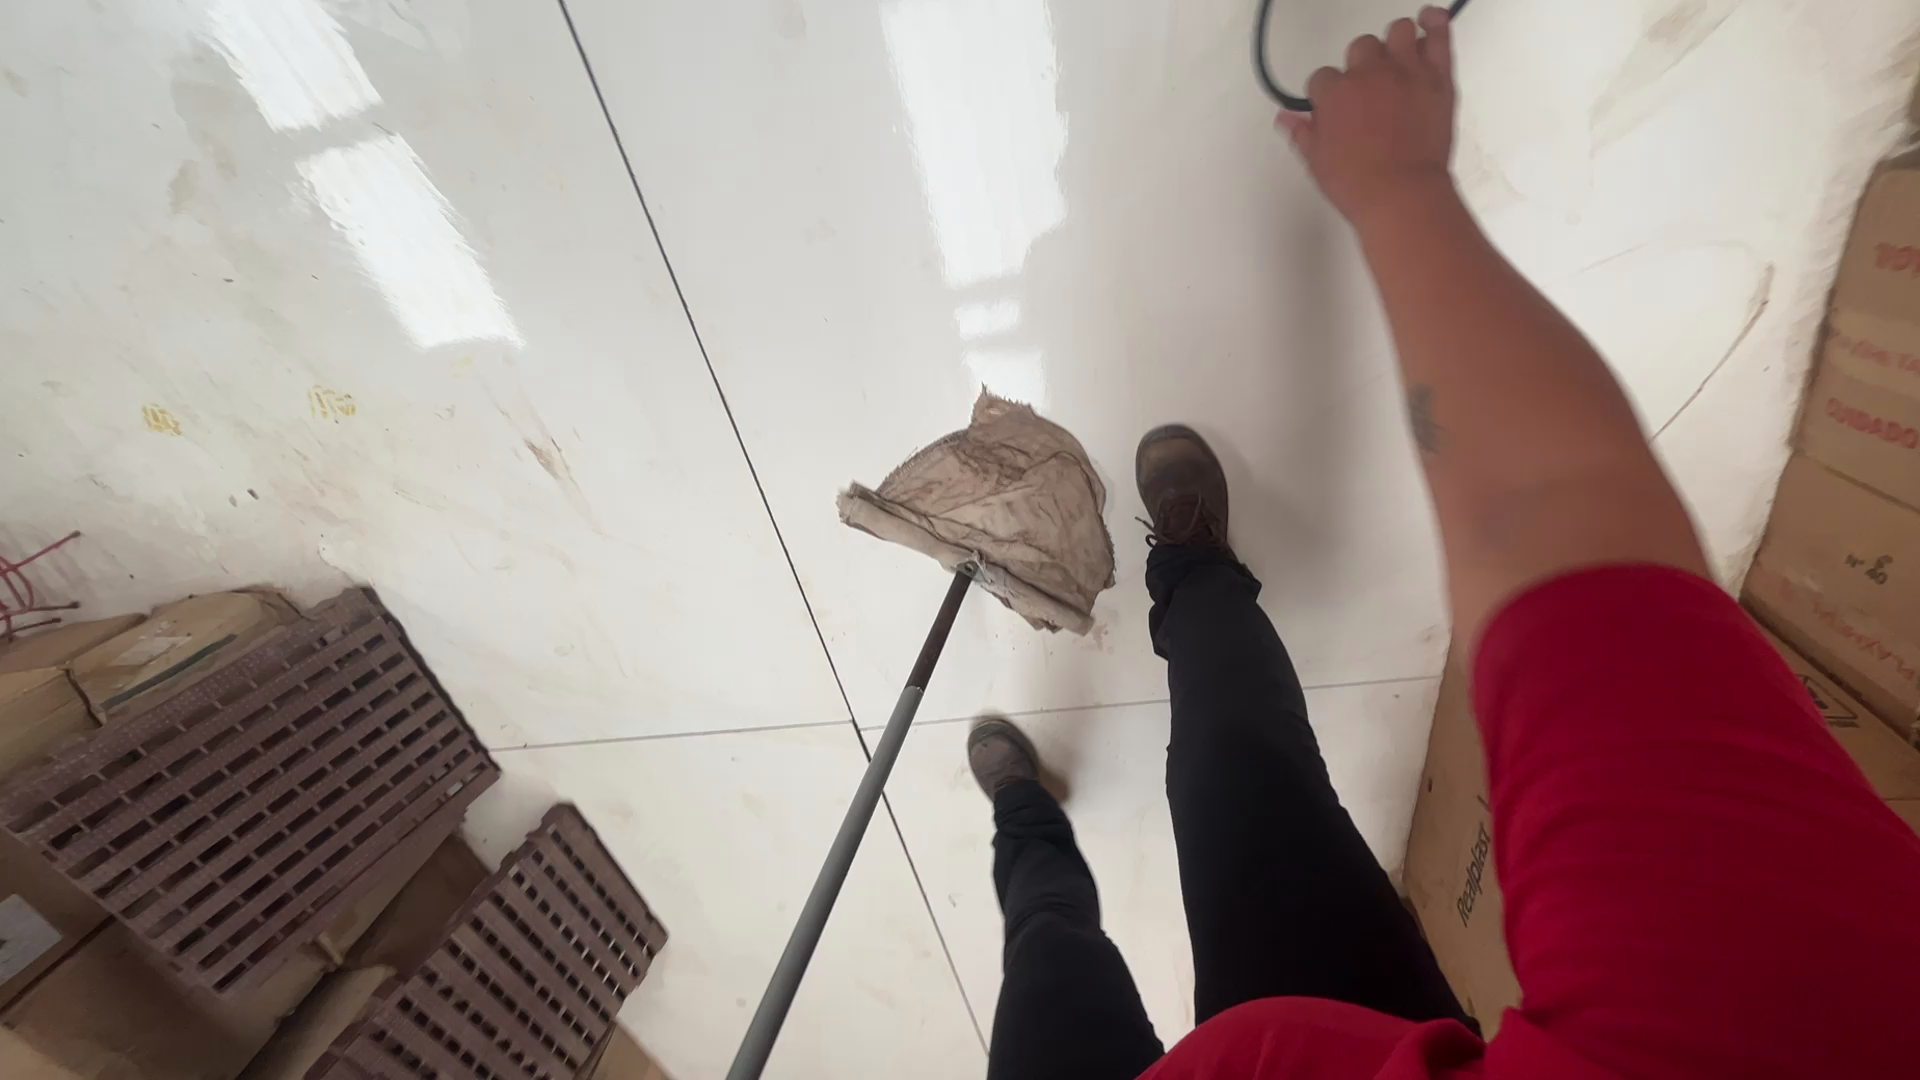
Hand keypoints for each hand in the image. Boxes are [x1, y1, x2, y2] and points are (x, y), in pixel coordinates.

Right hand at [1278, 7, 1457, 228]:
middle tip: (1363, 89)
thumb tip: (1285, 117)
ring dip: (1392, 43)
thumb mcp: (1317, 162)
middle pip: (1359, 47)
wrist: (1400, 192)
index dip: (1324, 92)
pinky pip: (1439, 32)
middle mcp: (1369, 73)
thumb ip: (1302, 132)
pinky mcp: (1438, 75)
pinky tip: (1426, 21)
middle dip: (1358, 65)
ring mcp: (1406, 70)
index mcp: (1335, 95)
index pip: (1321, 77)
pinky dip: (1433, 21)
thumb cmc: (1357, 183)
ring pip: (1398, 31)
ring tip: (1392, 62)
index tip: (1329, 106)